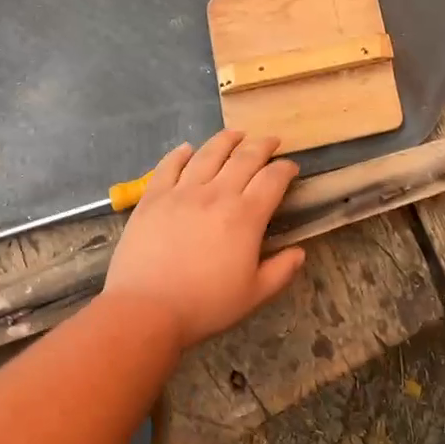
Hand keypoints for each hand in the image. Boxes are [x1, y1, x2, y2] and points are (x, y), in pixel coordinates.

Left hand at [102, 131, 306, 349]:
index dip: (286, 168)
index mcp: (246, 216)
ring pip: (209, 153)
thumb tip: (299, 252)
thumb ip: (281, 271)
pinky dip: (181, 153)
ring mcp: (182, 192)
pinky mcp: (153, 197)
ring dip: (226, 139)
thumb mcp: (253, 296)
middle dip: (263, 145)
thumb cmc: (204, 306)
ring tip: (236, 133)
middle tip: (271, 140)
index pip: (273, 179)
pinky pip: (169, 165)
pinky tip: (187, 148)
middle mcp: (217, 194)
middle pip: (245, 158)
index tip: (291, 168)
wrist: (145, 310)